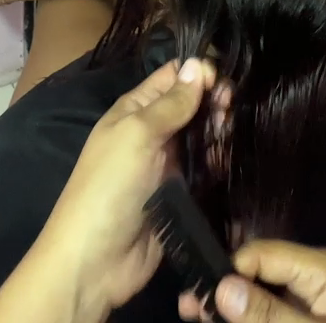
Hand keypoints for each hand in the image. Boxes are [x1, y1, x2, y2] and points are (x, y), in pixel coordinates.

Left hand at [29, 57, 216, 319]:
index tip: (223, 77)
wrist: (96, 262)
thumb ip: (171, 102)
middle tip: (229, 110)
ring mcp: (168, 164)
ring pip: (203, 136)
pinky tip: (230, 159)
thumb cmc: (110, 186)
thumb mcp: (138, 134)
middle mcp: (154, 132)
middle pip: (192, 105)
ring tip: (229, 135)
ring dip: (219, 131)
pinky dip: (219, 162)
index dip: (198, 71)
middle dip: (214, 102)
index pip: (173, 77)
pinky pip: (206, 170)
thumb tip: (198, 63)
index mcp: (136, 109)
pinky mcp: (182, 194)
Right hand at [180, 241, 325, 322]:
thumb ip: (269, 314)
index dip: (228, 272)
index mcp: (317, 267)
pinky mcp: (309, 319)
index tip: (197, 295)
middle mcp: (311, 277)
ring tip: (195, 315)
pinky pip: (275, 311)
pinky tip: (226, 321)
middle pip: (257, 274)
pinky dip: (252, 318)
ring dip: (232, 308)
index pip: (260, 254)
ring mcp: (310, 302)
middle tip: (187, 309)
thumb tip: (221, 286)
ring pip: (261, 297)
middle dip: (223, 290)